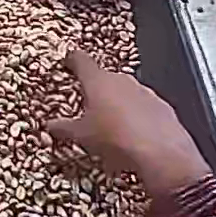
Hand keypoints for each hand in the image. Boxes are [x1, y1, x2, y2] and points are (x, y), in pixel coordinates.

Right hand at [47, 49, 210, 195]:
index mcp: (98, 81)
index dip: (72, 59)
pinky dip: (137, 116)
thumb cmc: (115, 139)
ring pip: (126, 92)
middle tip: (87, 104)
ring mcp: (146, 93)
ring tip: (110, 124)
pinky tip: (134, 134)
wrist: (163, 157)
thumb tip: (51, 126)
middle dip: (96, 88)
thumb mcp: (81, 136)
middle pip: (105, 77)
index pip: (81, 61)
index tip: (68, 60)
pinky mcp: (165, 109)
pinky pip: (145, 107)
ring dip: (118, 102)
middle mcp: (123, 80)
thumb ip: (64, 128)